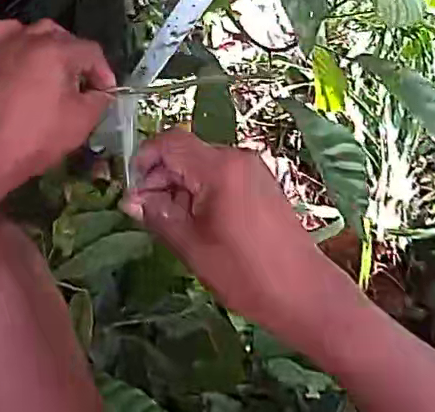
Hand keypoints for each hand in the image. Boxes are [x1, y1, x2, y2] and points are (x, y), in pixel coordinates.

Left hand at [0, 19, 114, 191]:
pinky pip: (9, 34)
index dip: (103, 73)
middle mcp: (32, 36)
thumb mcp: (81, 121)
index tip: (105, 94)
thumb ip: (100, 99)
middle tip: (82, 89)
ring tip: (55, 75)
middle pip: (66, 39)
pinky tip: (23, 57)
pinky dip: (19, 41)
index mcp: (57, 49)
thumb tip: (101, 91)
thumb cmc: (35, 137)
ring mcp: (6, 42)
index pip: (91, 52)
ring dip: (52, 49)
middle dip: (79, 62)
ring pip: (39, 33)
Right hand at [121, 129, 359, 342]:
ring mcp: (251, 166)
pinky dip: (202, 188)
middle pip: (187, 151)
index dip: (146, 157)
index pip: (171, 141)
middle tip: (147, 212)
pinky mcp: (260, 179)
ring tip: (174, 222)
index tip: (133, 188)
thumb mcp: (193, 247)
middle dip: (162, 176)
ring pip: (202, 163)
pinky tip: (199, 220)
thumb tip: (130, 199)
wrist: (304, 292)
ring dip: (181, 184)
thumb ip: (159, 216)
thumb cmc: (246, 273)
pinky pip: (221, 172)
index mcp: (219, 167)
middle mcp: (236, 156)